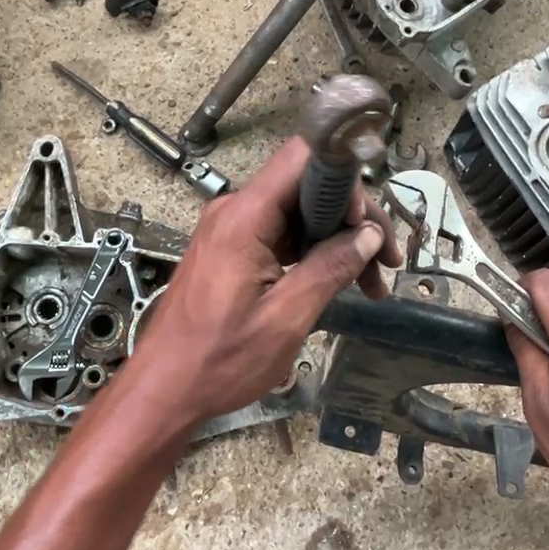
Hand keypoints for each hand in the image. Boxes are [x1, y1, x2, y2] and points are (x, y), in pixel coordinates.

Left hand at [121, 137, 403, 426]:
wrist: (163, 390)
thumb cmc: (216, 362)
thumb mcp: (286, 318)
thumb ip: (330, 268)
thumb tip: (368, 236)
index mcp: (244, 218)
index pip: (304, 159)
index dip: (345, 181)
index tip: (367, 225)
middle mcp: (235, 212)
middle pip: (309, 187)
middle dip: (354, 220)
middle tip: (386, 262)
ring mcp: (233, 230)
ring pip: (301, 213)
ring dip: (339, 241)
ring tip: (371, 282)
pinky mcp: (233, 249)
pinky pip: (283, 234)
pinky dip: (314, 253)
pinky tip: (339, 281)